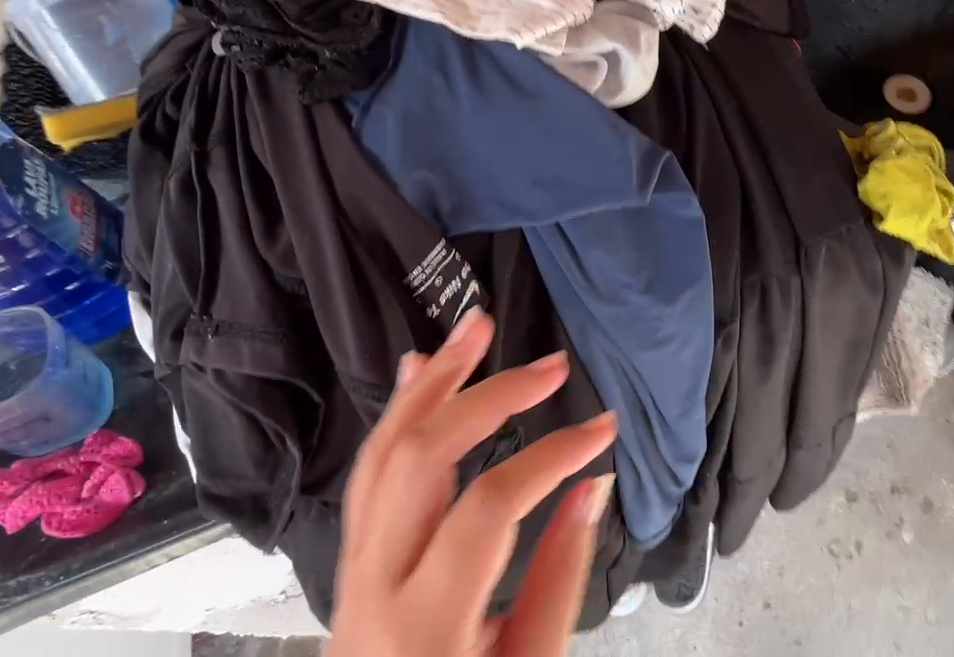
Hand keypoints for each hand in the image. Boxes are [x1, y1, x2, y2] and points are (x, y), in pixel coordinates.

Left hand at [328, 308, 617, 656]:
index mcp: (425, 625)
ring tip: (474, 329)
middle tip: (548, 364)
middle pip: (421, 458)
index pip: (490, 507)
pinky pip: (370, 472)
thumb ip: (560, 577)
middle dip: (488, 396)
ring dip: (433, 382)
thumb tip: (592, 485)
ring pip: (383, 452)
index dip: (551, 456)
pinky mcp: (351, 561)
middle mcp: (374, 585)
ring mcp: (352, 570)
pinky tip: (419, 374)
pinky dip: (400, 413)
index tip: (602, 428)